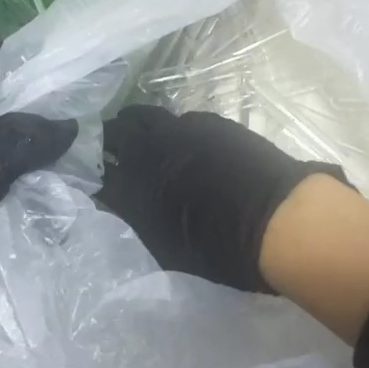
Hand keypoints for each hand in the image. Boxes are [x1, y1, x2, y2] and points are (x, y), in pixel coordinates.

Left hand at [0, 44, 76, 367]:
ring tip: (84, 147)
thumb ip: (10, 146)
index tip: (83, 74)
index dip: (35, 63)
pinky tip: (57, 178)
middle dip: (42, 107)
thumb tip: (67, 123)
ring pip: (2, 134)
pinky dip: (25, 170)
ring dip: (37, 142)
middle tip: (92, 115)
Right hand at [98, 105, 343, 292]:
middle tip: (112, 147)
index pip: (98, 172)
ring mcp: (183, 130)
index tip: (90, 174)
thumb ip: (141, 217)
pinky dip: (176, 131)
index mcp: (134, 187)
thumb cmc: (222, 250)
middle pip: (118, 130)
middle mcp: (152, 150)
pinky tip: (186, 145)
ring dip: (141, 128)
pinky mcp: (213, 123)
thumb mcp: (167, 247)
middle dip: (110, 137)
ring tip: (148, 141)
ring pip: (148, 118)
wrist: (279, 220)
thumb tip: (124, 202)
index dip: (91, 171)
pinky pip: (182, 120)